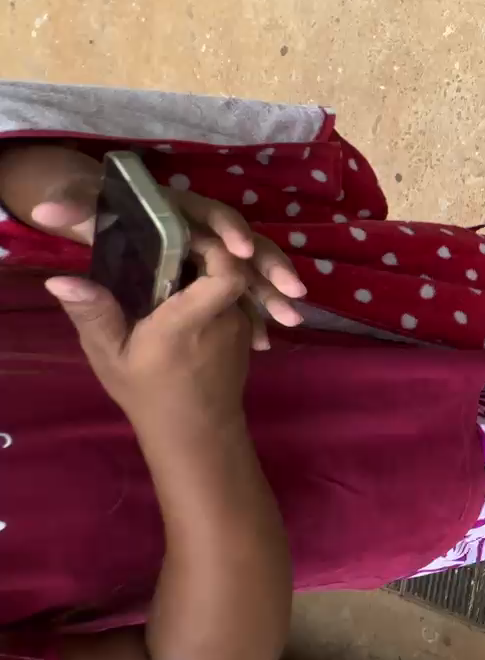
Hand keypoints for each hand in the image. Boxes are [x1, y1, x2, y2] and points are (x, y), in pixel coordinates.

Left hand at [0, 145, 306, 338]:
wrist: (89, 205)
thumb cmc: (82, 208)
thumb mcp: (74, 210)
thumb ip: (74, 213)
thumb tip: (59, 252)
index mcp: (179, 211)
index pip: (215, 218)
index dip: (230, 232)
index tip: (240, 252)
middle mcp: (207, 231)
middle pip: (252, 247)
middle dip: (273, 270)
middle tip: (292, 291)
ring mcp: (217, 253)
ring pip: (258, 271)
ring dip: (275, 295)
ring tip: (293, 320)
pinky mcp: (219, 273)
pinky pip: (249, 292)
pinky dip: (257, 313)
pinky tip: (262, 340)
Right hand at [46, 243, 254, 429]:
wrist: (197, 423)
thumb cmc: (147, 391)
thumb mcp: (109, 354)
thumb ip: (95, 314)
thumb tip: (61, 278)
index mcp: (190, 320)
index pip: (227, 276)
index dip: (216, 250)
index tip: (184, 236)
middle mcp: (226, 317)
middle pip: (232, 271)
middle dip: (206, 252)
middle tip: (169, 243)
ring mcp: (242, 322)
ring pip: (235, 283)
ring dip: (209, 271)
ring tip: (173, 264)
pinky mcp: (247, 329)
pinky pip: (237, 299)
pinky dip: (216, 289)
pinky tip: (188, 288)